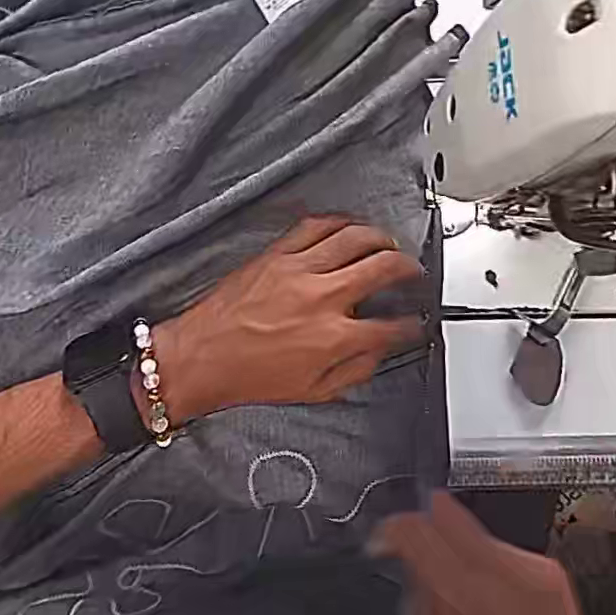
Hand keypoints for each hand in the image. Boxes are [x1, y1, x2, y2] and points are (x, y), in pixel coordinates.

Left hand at [150, 216, 423, 421]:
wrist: (202, 357)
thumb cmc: (248, 375)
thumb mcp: (312, 391)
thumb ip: (354, 371)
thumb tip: (378, 352)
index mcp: (333, 338)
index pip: (391, 325)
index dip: (411, 324)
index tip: (413, 322)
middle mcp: (321, 298)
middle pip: (383, 267)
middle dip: (408, 268)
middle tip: (412, 272)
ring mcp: (297, 271)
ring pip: (353, 237)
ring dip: (380, 238)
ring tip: (388, 245)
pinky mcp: (275, 255)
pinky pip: (314, 226)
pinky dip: (337, 223)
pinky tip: (346, 229)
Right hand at [372, 492, 615, 614]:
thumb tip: (407, 572)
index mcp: (466, 604)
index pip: (416, 530)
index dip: (391, 530)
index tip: (383, 541)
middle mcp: (501, 576)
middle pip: (445, 512)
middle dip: (421, 527)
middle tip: (411, 551)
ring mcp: (531, 571)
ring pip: (470, 528)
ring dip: (453, 548)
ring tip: (460, 596)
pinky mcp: (551, 574)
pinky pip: (498, 548)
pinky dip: (484, 563)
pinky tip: (490, 602)